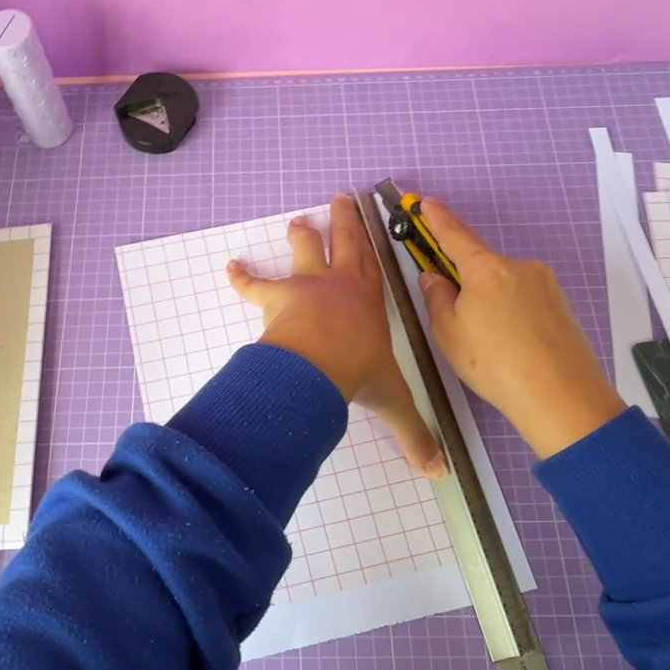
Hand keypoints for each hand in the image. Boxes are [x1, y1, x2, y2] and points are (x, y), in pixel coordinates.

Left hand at [227, 195, 444, 478]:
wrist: (321, 364)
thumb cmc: (359, 374)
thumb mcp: (393, 402)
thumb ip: (414, 435)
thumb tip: (439, 472)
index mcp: (371, 301)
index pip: (375, 264)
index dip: (371, 240)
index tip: (368, 217)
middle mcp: (342, 284)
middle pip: (344, 243)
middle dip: (343, 220)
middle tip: (340, 197)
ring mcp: (308, 286)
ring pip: (305, 251)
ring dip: (302, 235)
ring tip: (298, 219)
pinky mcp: (277, 298)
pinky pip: (255, 284)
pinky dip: (242, 276)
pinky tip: (230, 267)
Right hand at [415, 199, 625, 457]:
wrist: (560, 396)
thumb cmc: (493, 362)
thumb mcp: (448, 333)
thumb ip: (437, 298)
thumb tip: (435, 277)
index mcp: (486, 268)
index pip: (455, 235)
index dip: (438, 219)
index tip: (427, 202)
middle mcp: (519, 267)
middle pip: (482, 267)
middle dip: (466, 286)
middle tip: (457, 322)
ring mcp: (546, 286)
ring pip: (505, 288)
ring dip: (491, 306)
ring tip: (488, 347)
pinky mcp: (563, 307)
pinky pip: (526, 304)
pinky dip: (512, 319)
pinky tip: (511, 349)